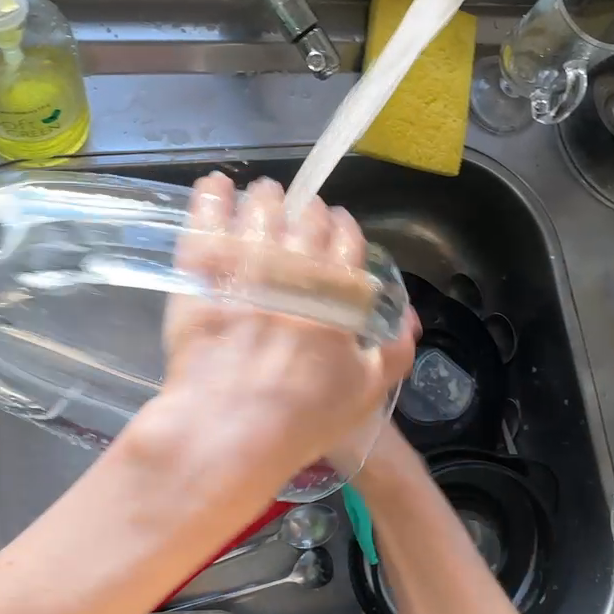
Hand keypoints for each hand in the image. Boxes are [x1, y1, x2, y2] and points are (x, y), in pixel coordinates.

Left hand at [154, 174, 415, 500]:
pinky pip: (208, 223)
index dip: (343, 228)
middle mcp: (296, 269)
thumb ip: (393, 353)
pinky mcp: (203, 275)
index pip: (347, 242)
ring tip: (263, 192)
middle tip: (299, 206)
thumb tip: (410, 322)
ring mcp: (247, 267)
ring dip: (265, 197)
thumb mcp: (366, 393)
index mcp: (338, 293)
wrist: (228, 429)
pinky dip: (212, 198)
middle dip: (306, 208)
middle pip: (305, 220)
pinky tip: (215, 184)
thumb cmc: (302, 418)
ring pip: (260, 213)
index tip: (336, 224)